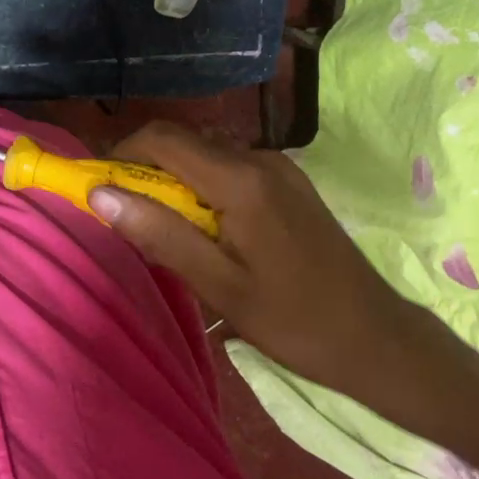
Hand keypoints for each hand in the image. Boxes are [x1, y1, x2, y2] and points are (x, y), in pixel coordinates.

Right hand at [91, 122, 429, 396]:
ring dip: (171, 179)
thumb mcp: (219, 286)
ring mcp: (278, 168)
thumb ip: (160, 234)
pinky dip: (200, 186)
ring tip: (163, 228)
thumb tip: (100, 194)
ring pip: (204, 153)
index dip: (121, 154)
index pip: (162, 139)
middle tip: (125, 215)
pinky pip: (228, 167)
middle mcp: (259, 159)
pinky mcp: (288, 183)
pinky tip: (204, 229)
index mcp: (241, 181)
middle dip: (142, 168)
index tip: (99, 188)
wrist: (378, 339)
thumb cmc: (295, 320)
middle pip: (182, 141)